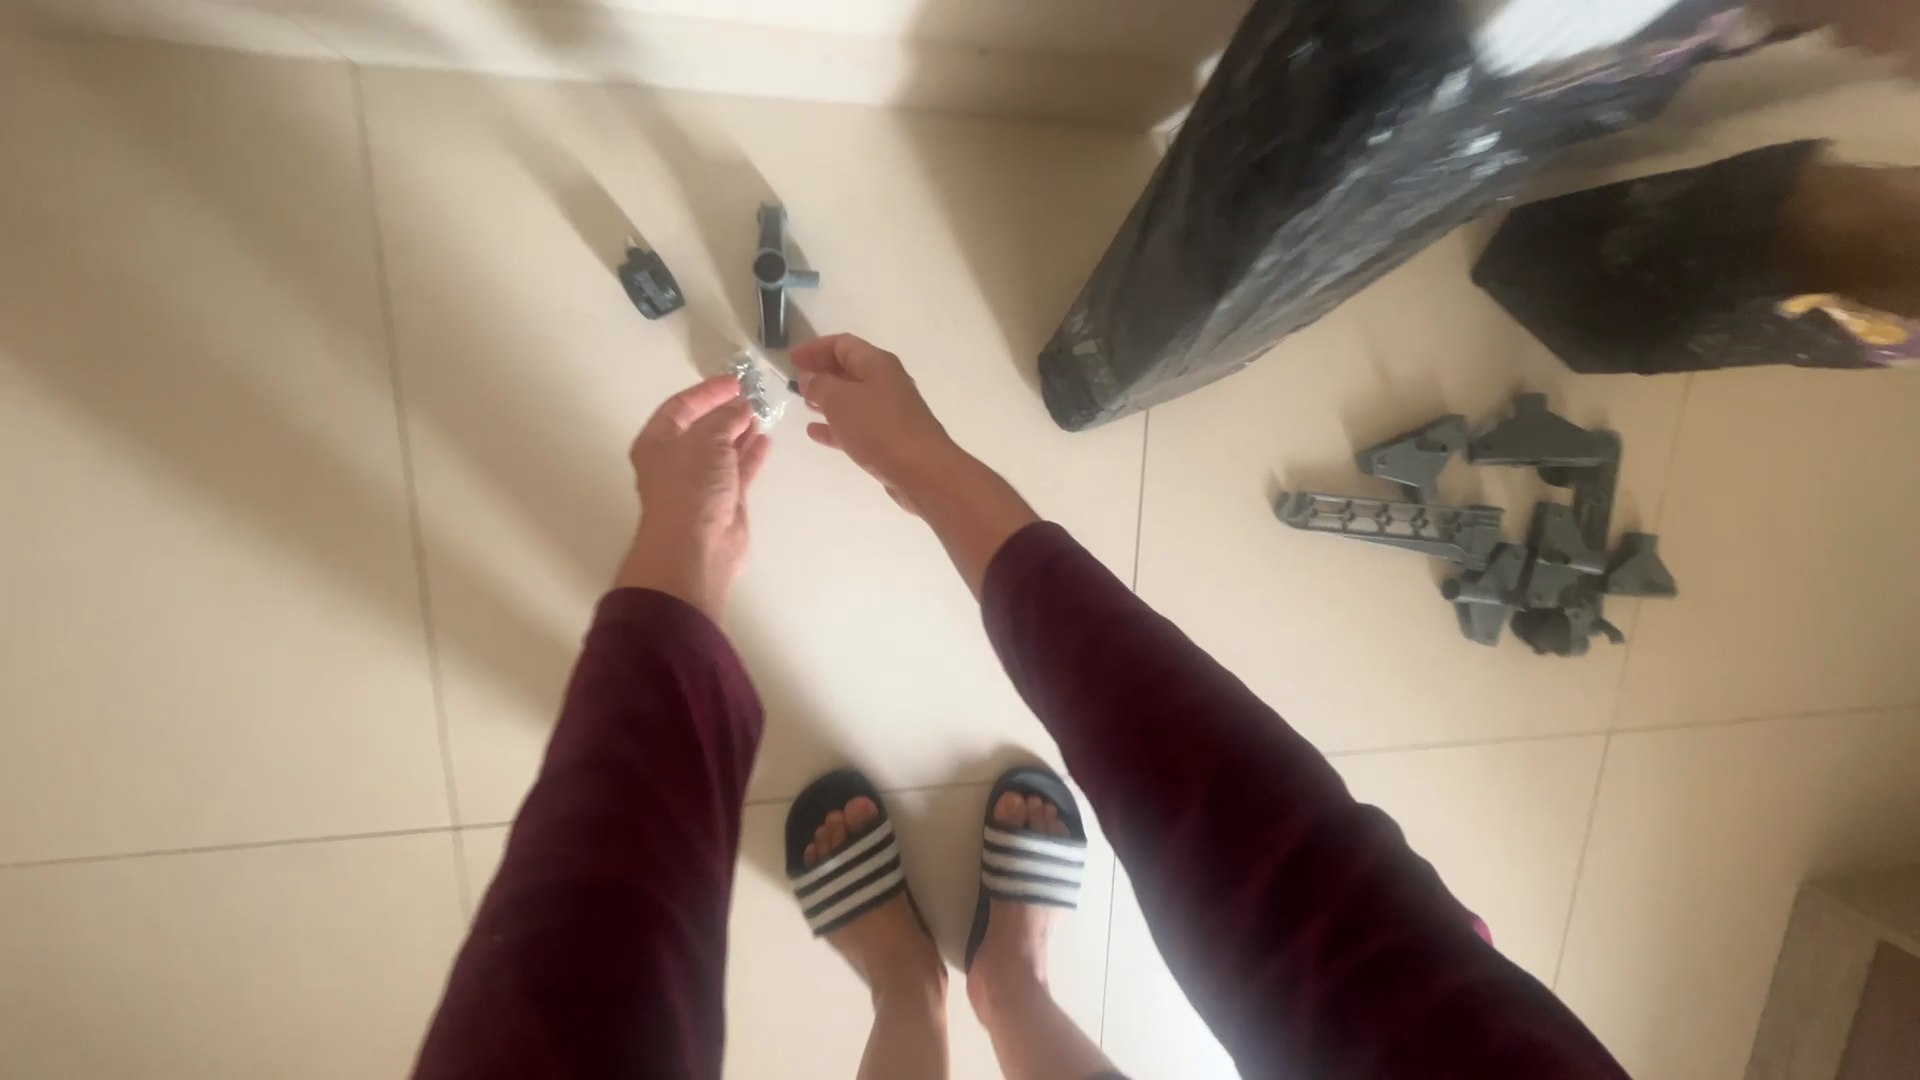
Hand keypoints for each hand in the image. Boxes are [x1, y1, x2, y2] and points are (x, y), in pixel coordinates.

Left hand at [616, 375, 770, 620]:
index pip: (680, 407)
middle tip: (750, 397)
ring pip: (723, 450)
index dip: (706, 392)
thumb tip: (742, 407)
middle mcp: (677, 460)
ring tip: (761, 416)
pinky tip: (765, 440)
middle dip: (725, 412)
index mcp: (658, 442)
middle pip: (702, 428)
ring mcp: (701, 482)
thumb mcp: (707, 440)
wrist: (696, 546)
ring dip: (740, 432)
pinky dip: (751, 455)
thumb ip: (726, 418)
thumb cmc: (691, 486)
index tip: (733, 382)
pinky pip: (739, 470)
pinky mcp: (724, 500)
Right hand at [792, 333, 957, 513]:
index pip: (843, 344)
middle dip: (822, 373)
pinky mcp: (890, 439)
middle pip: (850, 370)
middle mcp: (886, 383)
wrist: (922, 471)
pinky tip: (816, 433)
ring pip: (853, 400)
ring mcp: (890, 413)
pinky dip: (837, 427)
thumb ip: (820, 385)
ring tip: (805, 405)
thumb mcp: (841, 400)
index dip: (815, 348)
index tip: (792, 360)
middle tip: (797, 383)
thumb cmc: (879, 428)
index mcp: (877, 364)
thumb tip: (810, 378)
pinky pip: (858, 426)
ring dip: (829, 400)